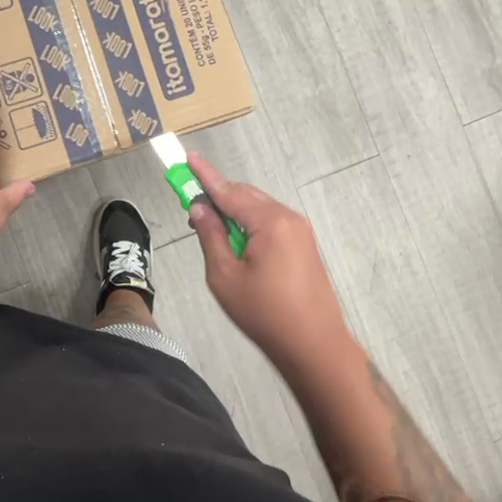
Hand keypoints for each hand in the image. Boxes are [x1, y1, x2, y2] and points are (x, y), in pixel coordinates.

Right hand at [185, 153, 355, 371]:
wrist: (313, 344)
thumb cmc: (264, 313)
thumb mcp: (225, 276)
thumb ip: (210, 236)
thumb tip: (200, 208)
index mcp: (269, 222)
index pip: (228, 191)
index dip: (204, 176)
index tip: (187, 158)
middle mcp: (288, 218)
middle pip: (245, 195)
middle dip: (218, 197)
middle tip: (191, 210)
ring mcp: (300, 231)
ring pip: (258, 208)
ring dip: (233, 213)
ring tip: (212, 234)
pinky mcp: (304, 245)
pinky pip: (270, 222)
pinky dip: (249, 225)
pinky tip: (237, 246)